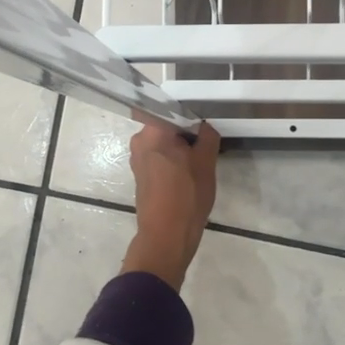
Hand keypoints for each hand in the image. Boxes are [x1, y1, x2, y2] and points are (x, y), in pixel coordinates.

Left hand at [121, 121, 220, 290]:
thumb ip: (207, 136)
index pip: (172, 108)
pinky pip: (158, 157)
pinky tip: (188, 173)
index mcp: (152, 131)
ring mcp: (137, 158)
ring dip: (180, 148)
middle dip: (186, 133)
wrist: (166, 235)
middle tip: (206, 145)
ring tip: (200, 160)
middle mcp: (139, 140)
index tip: (205, 125)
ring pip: (163, 142)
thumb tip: (204, 126)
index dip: (191, 115)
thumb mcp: (206, 162)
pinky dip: (172, 160)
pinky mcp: (140, 174)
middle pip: (167, 125)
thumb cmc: (187, 195)